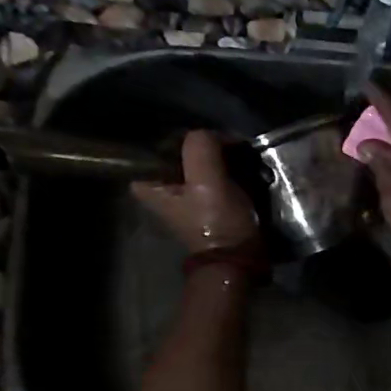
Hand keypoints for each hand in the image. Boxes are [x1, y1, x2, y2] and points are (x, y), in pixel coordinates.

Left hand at [131, 131, 259, 252]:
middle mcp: (158, 184)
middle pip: (184, 149)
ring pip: (202, 160)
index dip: (194, 138)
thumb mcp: (207, 181)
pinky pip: (215, 173)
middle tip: (234, 150)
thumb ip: (202, 147)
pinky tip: (245, 172)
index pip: (166, 139)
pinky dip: (230, 170)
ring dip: (224, 158)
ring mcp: (183, 194)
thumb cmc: (216, 222)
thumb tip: (217, 133)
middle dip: (211, 148)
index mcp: (145, 180)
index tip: (218, 144)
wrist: (239, 258)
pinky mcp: (205, 201)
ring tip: (243, 160)